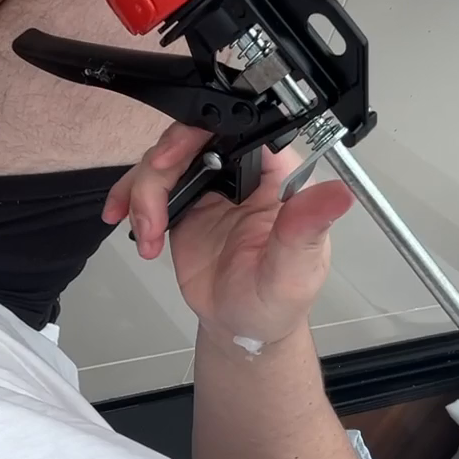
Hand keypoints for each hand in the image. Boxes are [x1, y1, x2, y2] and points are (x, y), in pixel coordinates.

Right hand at [103, 123, 356, 349]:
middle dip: (158, 170)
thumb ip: (305, 232)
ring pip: (163, 163)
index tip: (169, 159)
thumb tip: (336, 196)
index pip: (240, 131)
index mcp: (276, 178)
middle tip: (148, 211)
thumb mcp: (293, 273)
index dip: (199, 134)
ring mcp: (209, 188)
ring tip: (145, 237)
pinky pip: (149, 187)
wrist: (239, 327)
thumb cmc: (275, 303)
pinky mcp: (183, 205)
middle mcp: (241, 175)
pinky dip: (128, 200)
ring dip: (141, 194)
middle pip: (191, 141)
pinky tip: (121, 218)